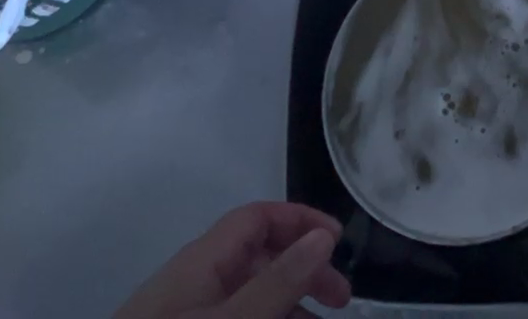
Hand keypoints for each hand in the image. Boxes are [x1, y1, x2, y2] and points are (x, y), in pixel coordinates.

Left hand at [115, 202, 352, 318]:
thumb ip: (279, 282)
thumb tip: (323, 237)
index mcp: (201, 263)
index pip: (257, 218)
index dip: (300, 221)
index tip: (338, 243)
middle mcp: (192, 284)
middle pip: (258, 258)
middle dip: (304, 271)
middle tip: (342, 300)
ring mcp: (185, 318)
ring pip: (248, 298)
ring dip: (288, 309)